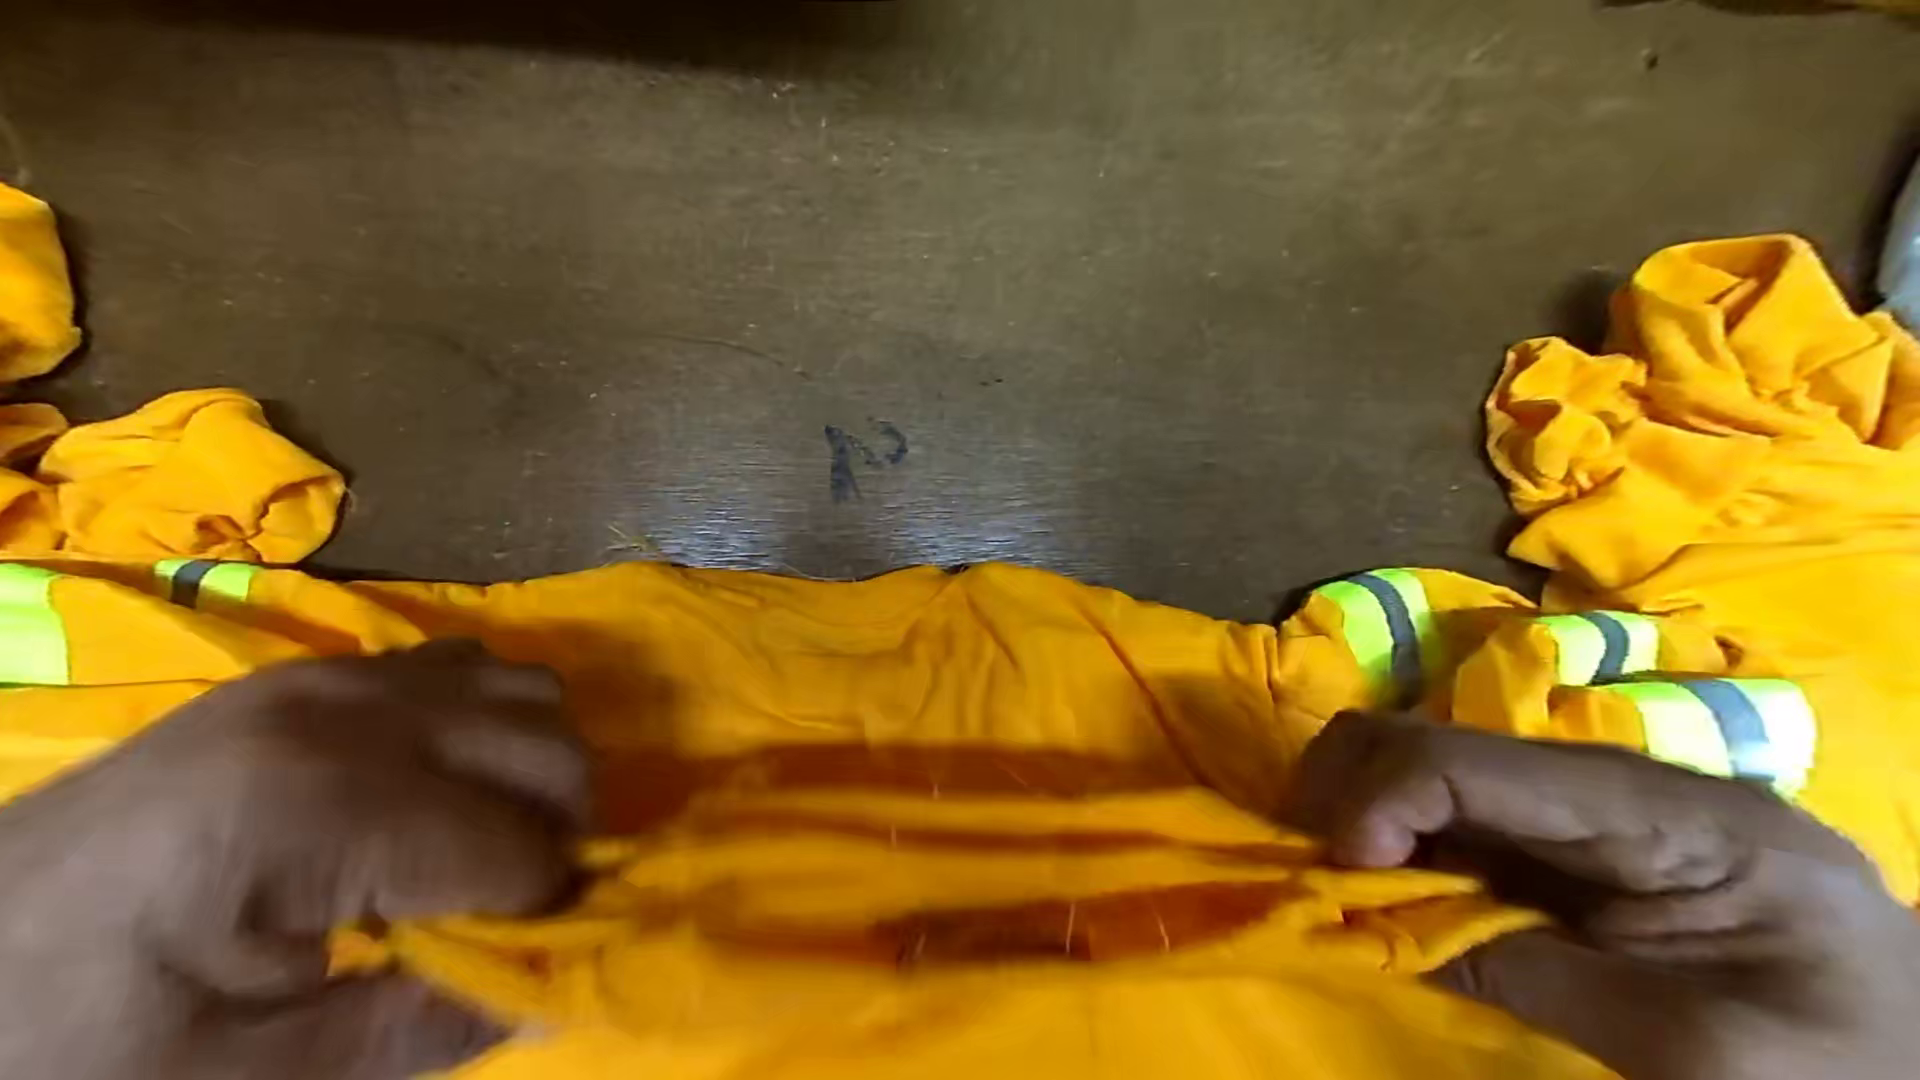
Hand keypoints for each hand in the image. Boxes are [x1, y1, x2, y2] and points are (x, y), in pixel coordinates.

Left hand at [0, 640, 590, 1079]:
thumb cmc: (61, 1032)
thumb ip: (410, 1033)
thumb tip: (552, 990)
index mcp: (316, 807)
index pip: (514, 851)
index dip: (534, 912)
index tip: (506, 956)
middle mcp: (354, 712)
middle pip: (551, 753)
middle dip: (563, 832)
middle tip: (511, 896)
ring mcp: (350, 674)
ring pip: (537, 697)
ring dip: (540, 770)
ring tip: (488, 829)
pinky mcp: (342, 667)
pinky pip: (482, 669)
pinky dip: (499, 720)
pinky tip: (446, 775)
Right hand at [1287, 712, 1919, 1079]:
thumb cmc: (1845, 1069)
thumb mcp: (1698, 1050)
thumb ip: (1526, 974)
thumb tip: (1374, 923)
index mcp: (1657, 810)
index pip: (1468, 762)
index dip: (1381, 800)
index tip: (1346, 869)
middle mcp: (1588, 772)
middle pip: (1416, 733)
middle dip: (1346, 789)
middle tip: (1325, 865)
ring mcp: (1555, 791)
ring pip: (1401, 749)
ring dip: (1347, 799)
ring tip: (1344, 870)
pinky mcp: (1534, 818)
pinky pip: (1422, 796)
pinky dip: (1373, 823)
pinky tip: (1375, 869)